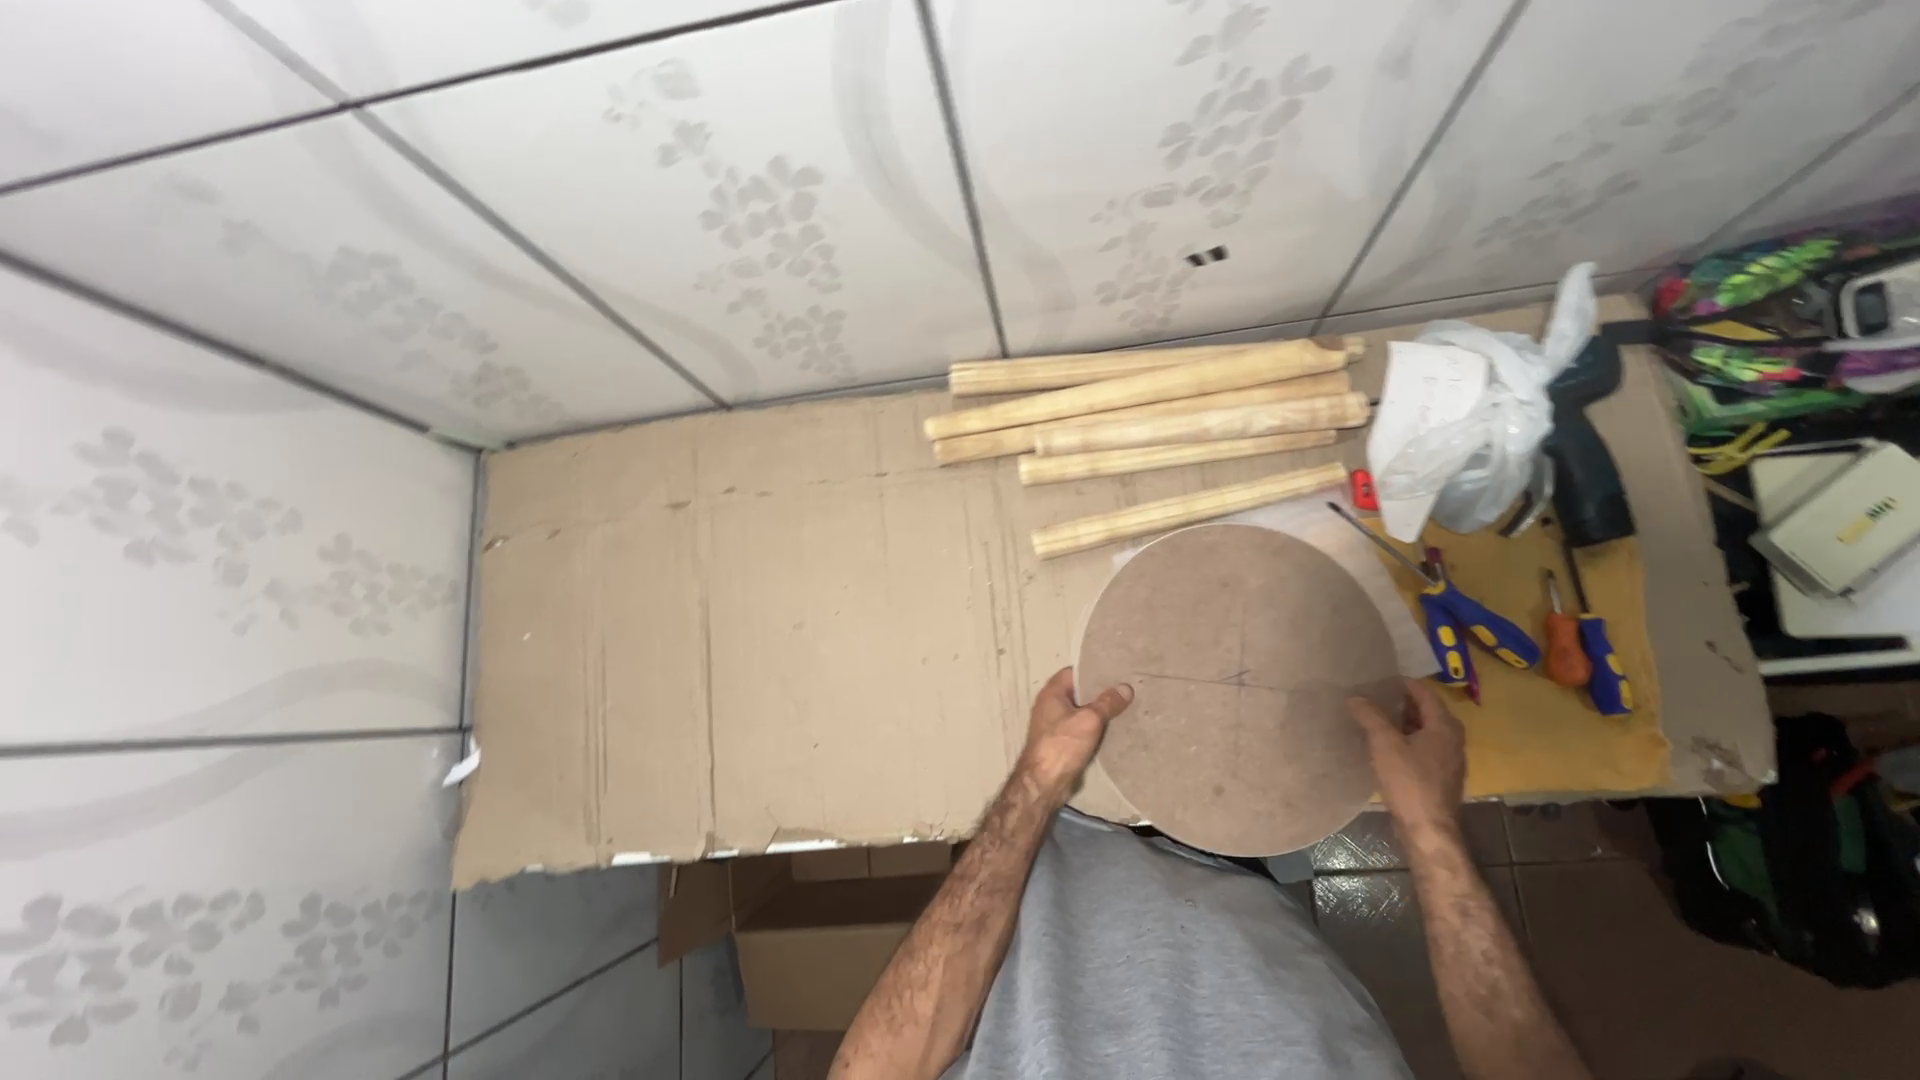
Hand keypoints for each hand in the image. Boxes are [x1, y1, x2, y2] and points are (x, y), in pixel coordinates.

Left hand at [1017, 667, 1132, 797]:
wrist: (1045, 783)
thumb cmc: (1063, 745)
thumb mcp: (1089, 720)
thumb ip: (1107, 702)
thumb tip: (1126, 687)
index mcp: (1051, 693)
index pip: (1073, 672)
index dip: (1093, 670)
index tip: (1115, 670)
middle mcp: (1051, 706)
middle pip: (1078, 693)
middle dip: (1100, 691)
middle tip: (1126, 687)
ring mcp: (1055, 725)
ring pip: (1082, 712)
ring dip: (1099, 711)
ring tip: (1126, 705)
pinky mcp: (1063, 743)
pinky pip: (1082, 728)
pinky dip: (1096, 727)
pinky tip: (1115, 727)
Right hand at [1348, 677, 1466, 844]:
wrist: (1428, 828)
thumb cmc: (1409, 781)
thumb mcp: (1384, 744)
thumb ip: (1370, 716)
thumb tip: (1355, 697)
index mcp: (1444, 726)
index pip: (1425, 693)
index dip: (1403, 684)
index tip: (1380, 679)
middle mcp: (1453, 739)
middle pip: (1428, 711)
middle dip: (1402, 702)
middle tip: (1375, 697)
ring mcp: (1450, 759)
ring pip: (1426, 731)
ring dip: (1404, 722)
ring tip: (1376, 719)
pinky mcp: (1441, 776)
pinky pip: (1424, 747)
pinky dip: (1407, 740)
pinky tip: (1387, 747)